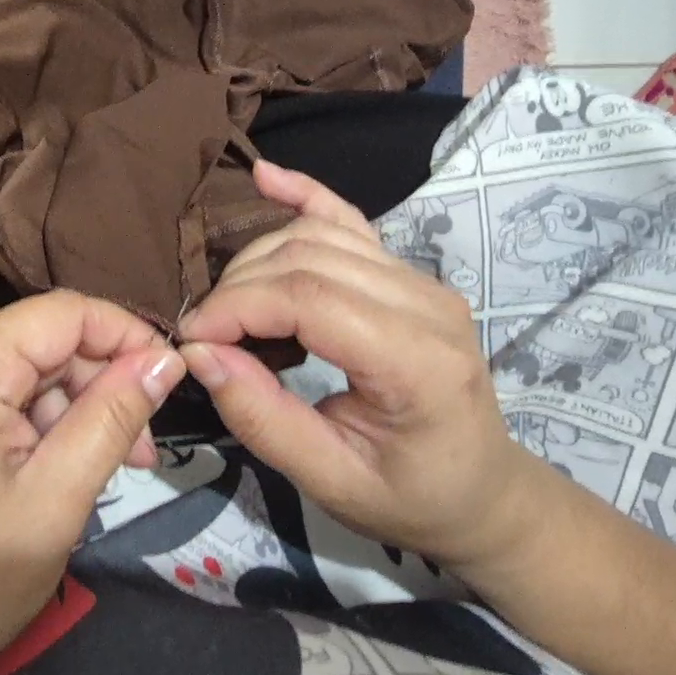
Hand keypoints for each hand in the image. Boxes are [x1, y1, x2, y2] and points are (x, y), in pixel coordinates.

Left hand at [0, 291, 184, 674]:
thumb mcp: (53, 501)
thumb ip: (113, 419)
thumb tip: (166, 360)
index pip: (68, 312)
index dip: (129, 338)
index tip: (174, 383)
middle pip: (48, 339)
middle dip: (102, 387)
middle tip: (141, 454)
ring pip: (29, 364)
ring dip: (74, 410)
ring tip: (106, 471)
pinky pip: (0, 385)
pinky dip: (38, 420)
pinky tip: (58, 467)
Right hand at [177, 160, 537, 570]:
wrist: (483, 491)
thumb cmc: (412, 498)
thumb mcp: (333, 483)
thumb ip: (263, 419)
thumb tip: (199, 354)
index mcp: (418, 360)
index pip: (309, 297)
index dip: (236, 306)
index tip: (192, 338)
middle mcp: (425, 301)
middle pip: (306, 257)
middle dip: (237, 287)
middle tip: (203, 334)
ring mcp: (419, 278)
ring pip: (316, 234)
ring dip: (255, 259)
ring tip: (224, 306)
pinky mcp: (405, 273)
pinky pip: (347, 218)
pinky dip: (303, 194)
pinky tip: (265, 176)